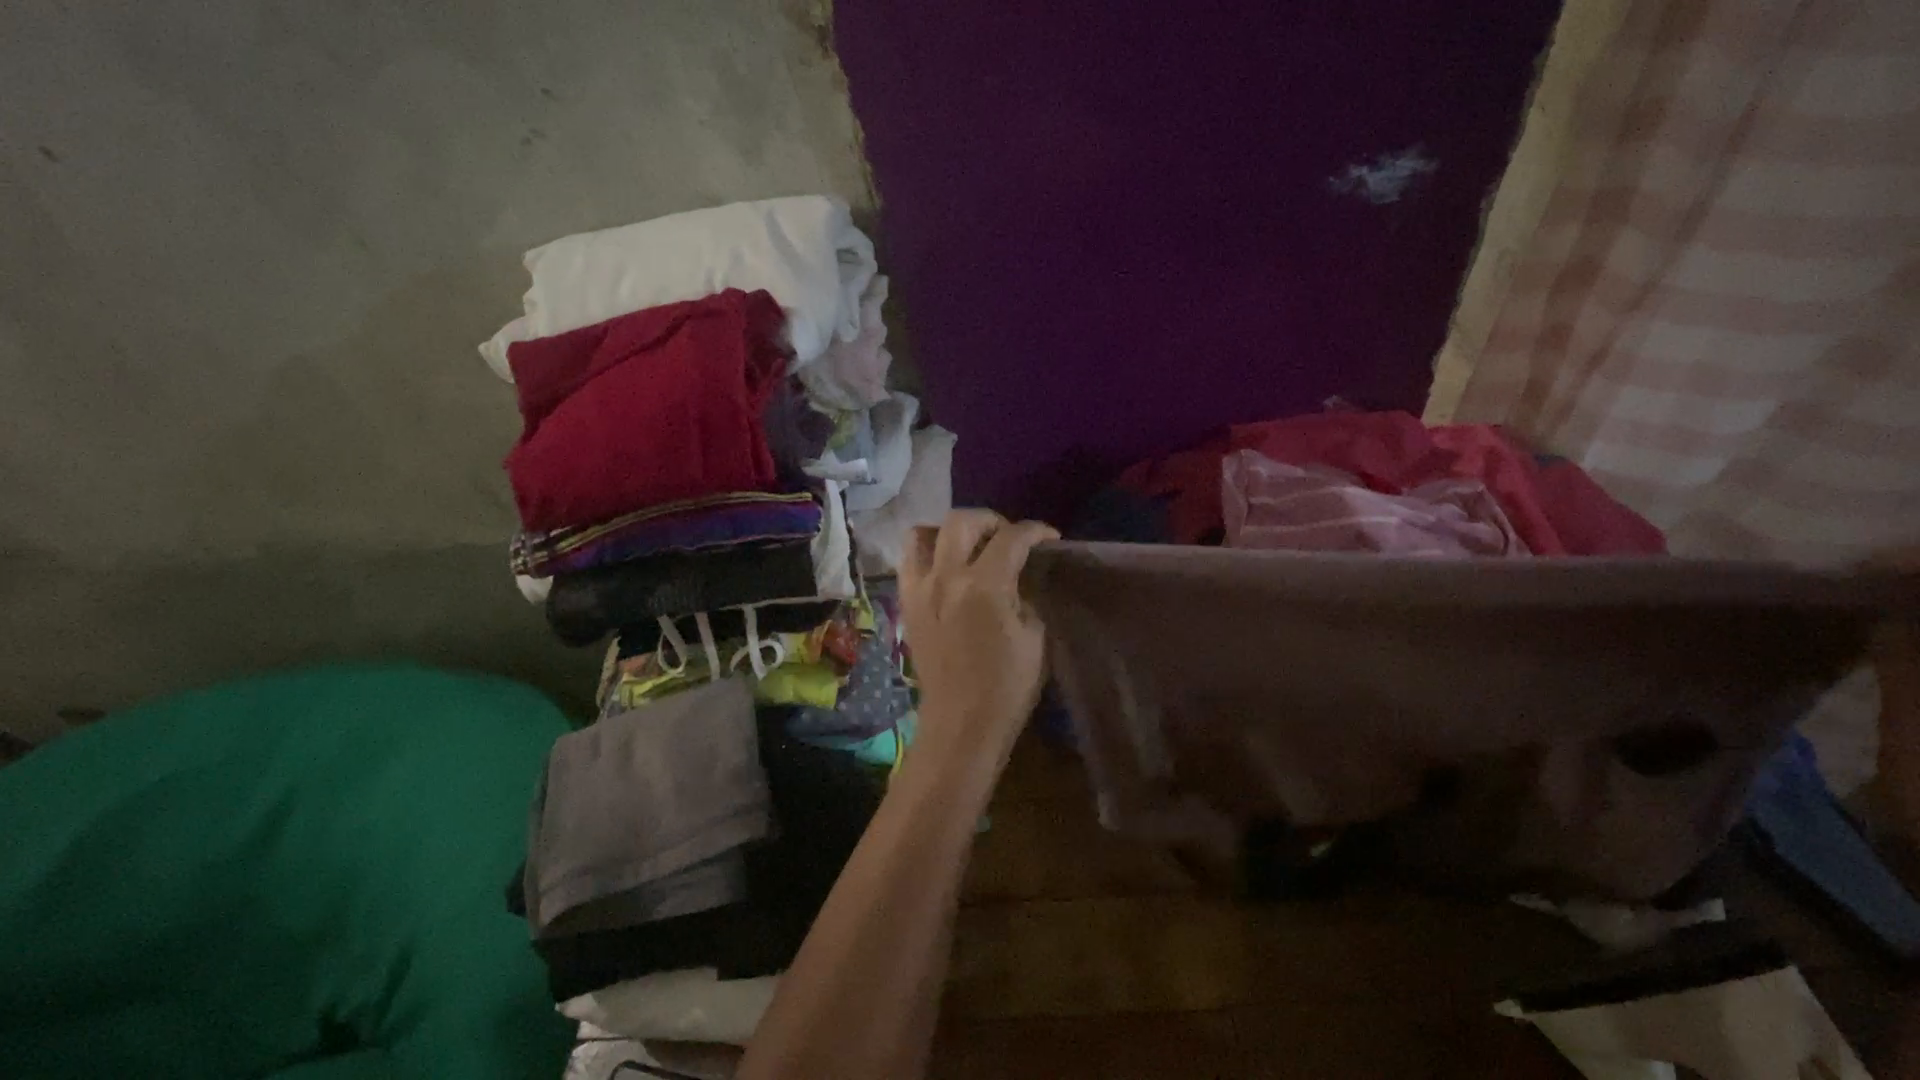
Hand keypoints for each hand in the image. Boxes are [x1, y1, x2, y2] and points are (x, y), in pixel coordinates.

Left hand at [901, 510, 1058, 765]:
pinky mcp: (906, 604)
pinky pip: (909, 561)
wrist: (961, 722)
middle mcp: (946, 577)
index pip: (1012, 537)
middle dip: (991, 520)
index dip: (1036, 531)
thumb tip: (1021, 578)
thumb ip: (1026, 595)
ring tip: (969, 546)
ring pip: (923, 533)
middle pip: (962, 520)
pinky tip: (946, 570)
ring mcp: (919, 588)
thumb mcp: (1035, 637)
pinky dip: (928, 554)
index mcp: (984, 585)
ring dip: (950, 531)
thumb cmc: (1007, 686)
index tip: (1050, 539)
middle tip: (1008, 538)